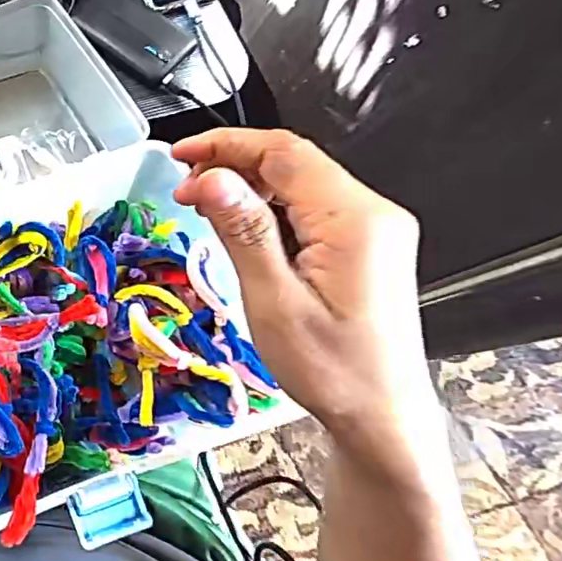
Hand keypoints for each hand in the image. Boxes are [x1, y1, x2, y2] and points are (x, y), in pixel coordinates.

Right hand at [171, 129, 437, 442]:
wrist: (381, 415)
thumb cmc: (332, 369)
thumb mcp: (274, 300)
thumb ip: (244, 231)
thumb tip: (211, 179)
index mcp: (354, 221)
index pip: (283, 153)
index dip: (224, 145)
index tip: (180, 155)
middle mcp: (372, 214)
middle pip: (292, 160)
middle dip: (231, 162)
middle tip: (184, 187)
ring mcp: (371, 228)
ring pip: (299, 180)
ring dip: (246, 182)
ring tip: (203, 204)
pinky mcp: (363, 244)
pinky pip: (309, 205)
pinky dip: (267, 205)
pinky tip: (239, 222)